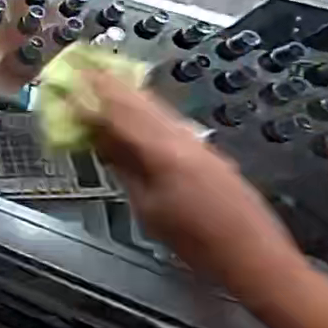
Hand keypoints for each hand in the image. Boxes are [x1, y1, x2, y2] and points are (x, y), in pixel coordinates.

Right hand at [68, 69, 303, 295]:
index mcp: (161, 154)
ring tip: (107, 77)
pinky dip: (147, 108)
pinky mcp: (209, 152)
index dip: (90, 99)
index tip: (69, 83)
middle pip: (139, 104)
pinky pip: (170, 119)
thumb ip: (125, 169)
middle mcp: (181, 139)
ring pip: (156, 108)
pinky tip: (140, 108)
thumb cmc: (197, 244)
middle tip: (85, 67)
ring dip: (129, 92)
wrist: (259, 260)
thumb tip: (100, 142)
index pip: (117, 117)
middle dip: (109, 84)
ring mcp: (199, 143)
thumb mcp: (149, 210)